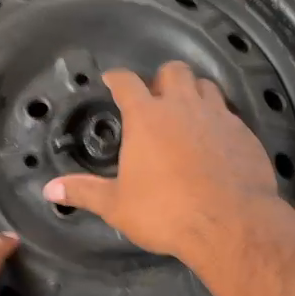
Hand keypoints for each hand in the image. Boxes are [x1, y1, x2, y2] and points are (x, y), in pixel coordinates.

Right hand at [44, 62, 280, 259]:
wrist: (230, 224)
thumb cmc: (166, 213)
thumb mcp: (117, 206)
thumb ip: (84, 192)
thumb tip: (50, 189)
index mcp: (147, 117)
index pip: (127, 82)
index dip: (117, 78)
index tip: (112, 80)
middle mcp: (183, 107)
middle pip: (174, 71)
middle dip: (162, 79)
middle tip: (156, 99)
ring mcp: (219, 116)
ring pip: (206, 85)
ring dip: (194, 92)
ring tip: (187, 113)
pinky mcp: (245, 133)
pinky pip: (229, 114)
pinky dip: (218, 120)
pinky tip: (215, 141)